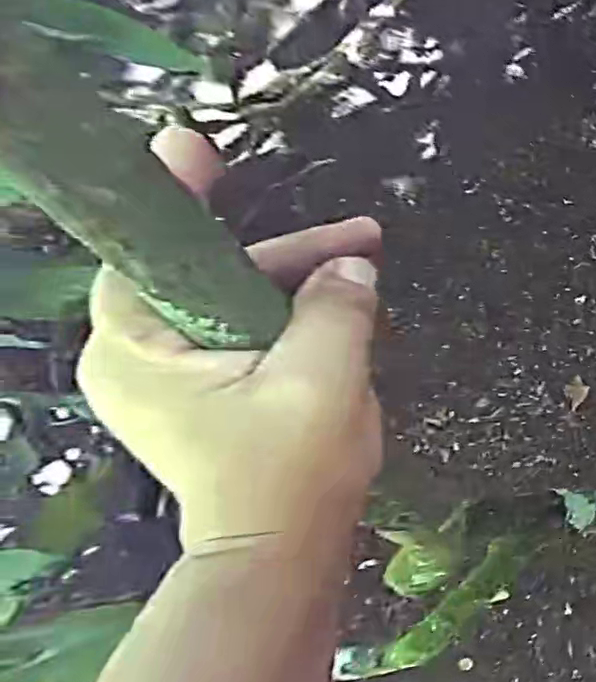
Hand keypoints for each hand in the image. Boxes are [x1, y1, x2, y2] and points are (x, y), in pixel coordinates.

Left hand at [76, 127, 383, 554]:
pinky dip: (297, 317)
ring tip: (368, 274)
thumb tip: (355, 267)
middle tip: (365, 238)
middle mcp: (140, 354)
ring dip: (303, 286)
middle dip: (291, 256)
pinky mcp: (208, 390)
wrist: (285, 537)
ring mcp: (172, 375)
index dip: (176, 197)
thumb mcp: (326, 381)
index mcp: (143, 348)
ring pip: (239, 304)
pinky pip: (251, 332)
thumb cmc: (294, 463)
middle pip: (214, 276)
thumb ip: (338, 314)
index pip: (153, 253)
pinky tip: (345, 315)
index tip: (191, 144)